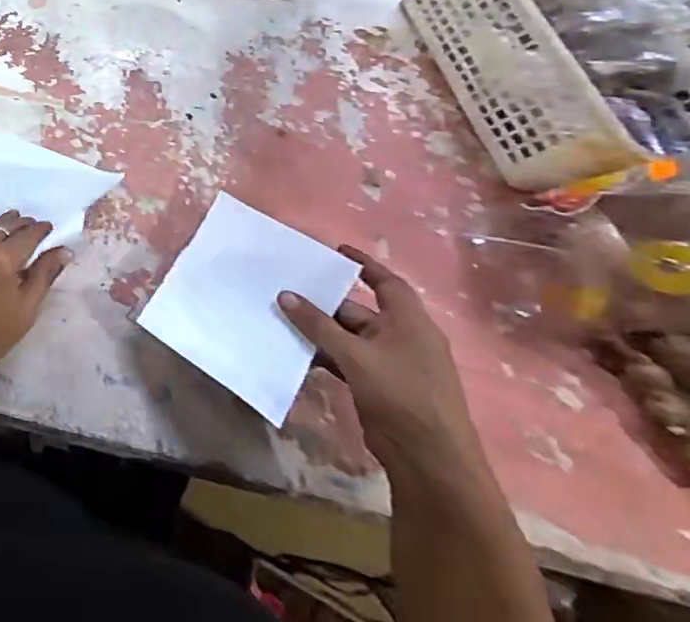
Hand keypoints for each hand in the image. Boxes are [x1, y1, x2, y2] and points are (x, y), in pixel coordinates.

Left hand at [0, 208, 68, 392]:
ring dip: (1, 221)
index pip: (28, 236)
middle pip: (6, 227)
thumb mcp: (26, 308)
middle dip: (22, 224)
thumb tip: (64, 251)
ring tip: (13, 218)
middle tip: (33, 224)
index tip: (49, 227)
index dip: (40, 230)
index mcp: (4, 260)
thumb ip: (44, 275)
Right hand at [278, 248, 482, 475]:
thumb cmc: (401, 395)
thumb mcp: (355, 355)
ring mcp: (390, 363)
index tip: (337, 250)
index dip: (365, 265)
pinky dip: (320, 352)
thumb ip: (317, 325)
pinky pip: (343, 357)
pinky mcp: (377, 383)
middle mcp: (403, 339)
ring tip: (277, 318)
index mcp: (411, 325)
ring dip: (316, 329)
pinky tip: (293, 351)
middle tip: (282, 289)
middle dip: (322, 302)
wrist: (429, 456)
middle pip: (357, 310)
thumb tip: (285, 294)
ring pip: (345, 335)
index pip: (388, 284)